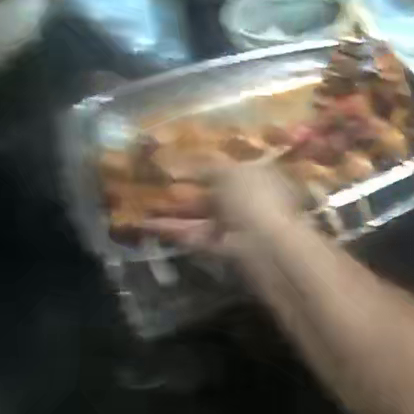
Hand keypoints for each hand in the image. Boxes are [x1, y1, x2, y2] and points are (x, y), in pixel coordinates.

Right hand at [146, 162, 304, 252]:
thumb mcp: (231, 172)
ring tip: (147, 206)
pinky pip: (201, 237)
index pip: (239, 168)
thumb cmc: (254, 198)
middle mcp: (258, 201)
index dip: (213, 165)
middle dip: (192, 191)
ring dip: (179, 212)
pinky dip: (177, 231)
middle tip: (160, 186)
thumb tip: (195, 162)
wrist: (266, 245)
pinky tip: (150, 225)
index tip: (184, 163)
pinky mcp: (229, 250)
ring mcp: (244, 227)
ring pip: (208, 218)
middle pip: (221, 195)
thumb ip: (211, 166)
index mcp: (266, 176)